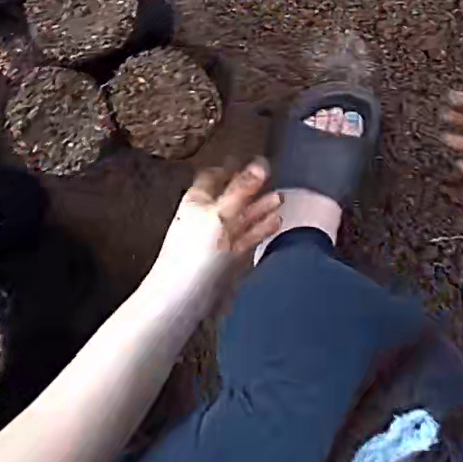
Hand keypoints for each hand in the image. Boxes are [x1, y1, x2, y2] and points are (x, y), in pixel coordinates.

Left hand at [145, 159, 281, 308]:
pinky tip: (274, 223)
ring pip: (242, 218)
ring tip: (279, 198)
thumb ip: (241, 190)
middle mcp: (206, 218)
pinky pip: (247, 239)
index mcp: (197, 201)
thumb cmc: (190, 256)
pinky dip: (260, 229)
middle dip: (252, 189)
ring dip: (260, 208)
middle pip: (232, 197)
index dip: (231, 168)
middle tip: (270, 179)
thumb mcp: (220, 214)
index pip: (214, 176)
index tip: (250, 162)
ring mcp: (217, 239)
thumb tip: (259, 165)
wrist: (182, 299)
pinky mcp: (227, 259)